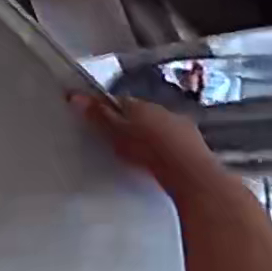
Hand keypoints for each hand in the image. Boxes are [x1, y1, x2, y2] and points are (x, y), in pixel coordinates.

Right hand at [69, 92, 228, 192]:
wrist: (190, 174)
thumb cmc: (147, 151)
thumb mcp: (112, 134)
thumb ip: (95, 115)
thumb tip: (75, 95)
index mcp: (139, 105)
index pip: (117, 100)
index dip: (106, 110)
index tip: (97, 122)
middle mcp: (162, 109)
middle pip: (139, 112)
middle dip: (129, 122)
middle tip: (116, 139)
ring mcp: (182, 125)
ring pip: (158, 125)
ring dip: (149, 133)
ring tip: (138, 151)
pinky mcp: (196, 143)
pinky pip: (174, 139)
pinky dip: (165, 146)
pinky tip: (159, 159)